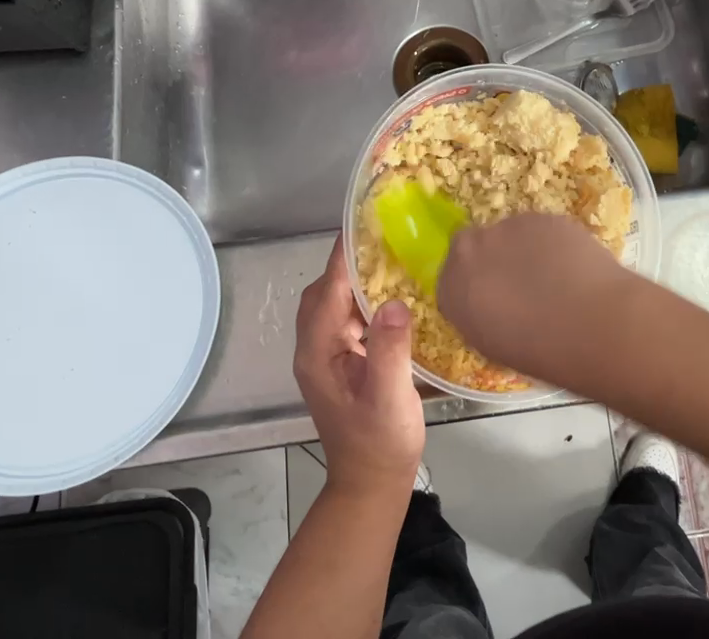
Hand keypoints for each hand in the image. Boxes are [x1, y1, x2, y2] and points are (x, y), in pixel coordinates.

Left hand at [293, 238, 424, 496]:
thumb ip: (390, 350)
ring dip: (357, 281)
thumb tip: (394, 302)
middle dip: (349, 263)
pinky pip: (347, 318)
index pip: (327, 292)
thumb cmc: (380, 443)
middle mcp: (315, 348)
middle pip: (324, 292)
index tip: (364, 224)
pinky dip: (364, 300)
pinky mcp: (341, 362)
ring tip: (392, 259)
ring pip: (334, 303)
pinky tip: (394, 297)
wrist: (372, 483)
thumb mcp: (389, 398)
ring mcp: (326, 356)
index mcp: (318, 352)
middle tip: (386, 240)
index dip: (343, 258)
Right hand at [435, 213, 637, 381]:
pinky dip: (553, 244)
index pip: (452, 279)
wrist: (590, 324)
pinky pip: (542, 230)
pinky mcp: (543, 217)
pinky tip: (573, 268)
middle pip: (477, 247)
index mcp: (451, 287)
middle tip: (523, 286)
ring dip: (526, 250)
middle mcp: (471, 249)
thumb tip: (491, 306)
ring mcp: (509, 227)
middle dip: (495, 260)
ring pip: (512, 235)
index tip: (492, 300)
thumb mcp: (492, 345)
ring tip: (555, 279)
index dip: (475, 287)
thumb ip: (480, 315)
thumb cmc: (538, 351)